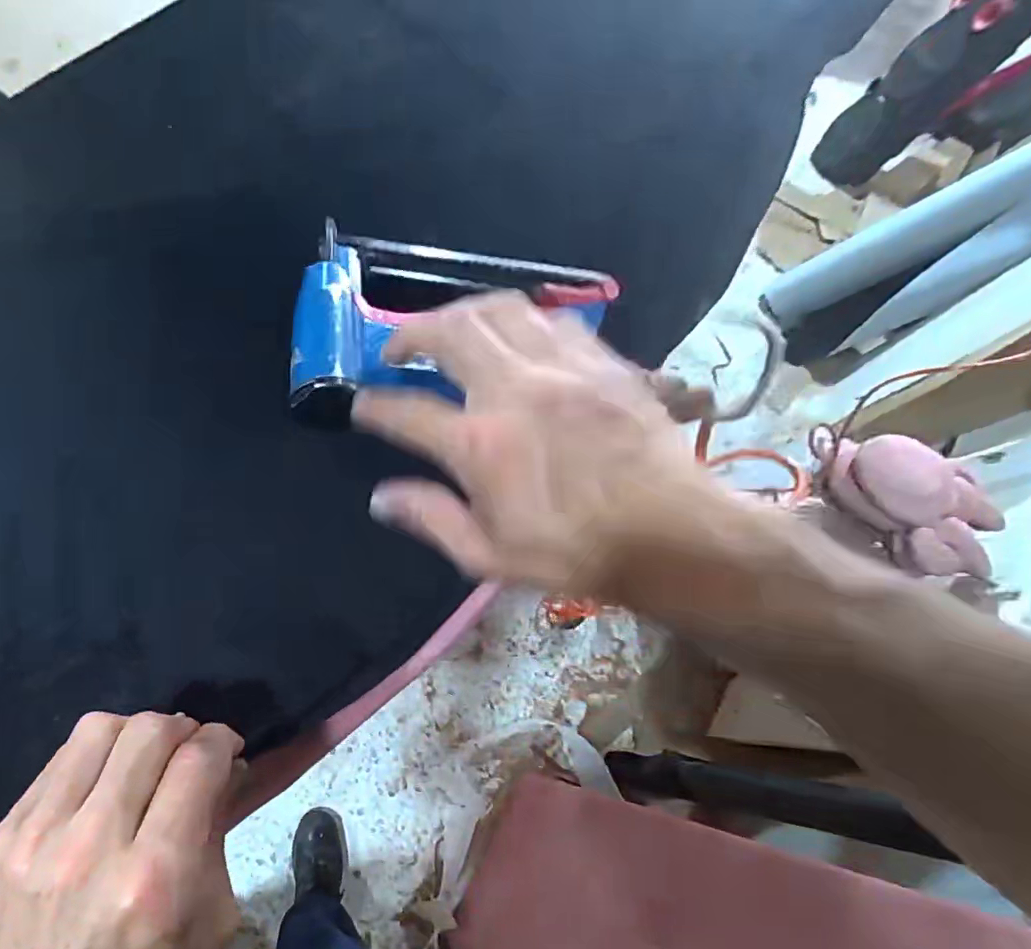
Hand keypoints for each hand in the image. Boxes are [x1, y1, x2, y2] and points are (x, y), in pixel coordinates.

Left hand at [0, 712, 243, 948]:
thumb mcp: (212, 921)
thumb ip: (217, 833)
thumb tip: (221, 768)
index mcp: (155, 876)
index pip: (196, 762)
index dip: (221, 739)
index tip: (227, 746)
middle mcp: (93, 845)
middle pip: (148, 731)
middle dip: (184, 728)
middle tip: (191, 750)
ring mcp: (38, 836)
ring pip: (99, 728)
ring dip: (136, 733)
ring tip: (146, 759)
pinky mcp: (5, 834)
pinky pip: (60, 759)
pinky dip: (96, 758)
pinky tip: (104, 785)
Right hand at [352, 292, 752, 606]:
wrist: (670, 534)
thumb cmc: (573, 552)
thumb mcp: (489, 556)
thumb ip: (431, 519)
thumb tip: (382, 497)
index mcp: (480, 445)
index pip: (407, 411)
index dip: (374, 406)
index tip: (361, 404)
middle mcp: (515, 391)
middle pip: (450, 332)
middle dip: (410, 332)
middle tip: (398, 349)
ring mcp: (562, 369)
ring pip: (500, 309)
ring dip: (462, 313)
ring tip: (450, 331)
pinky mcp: (602, 362)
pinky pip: (551, 319)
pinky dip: (519, 321)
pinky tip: (515, 338)